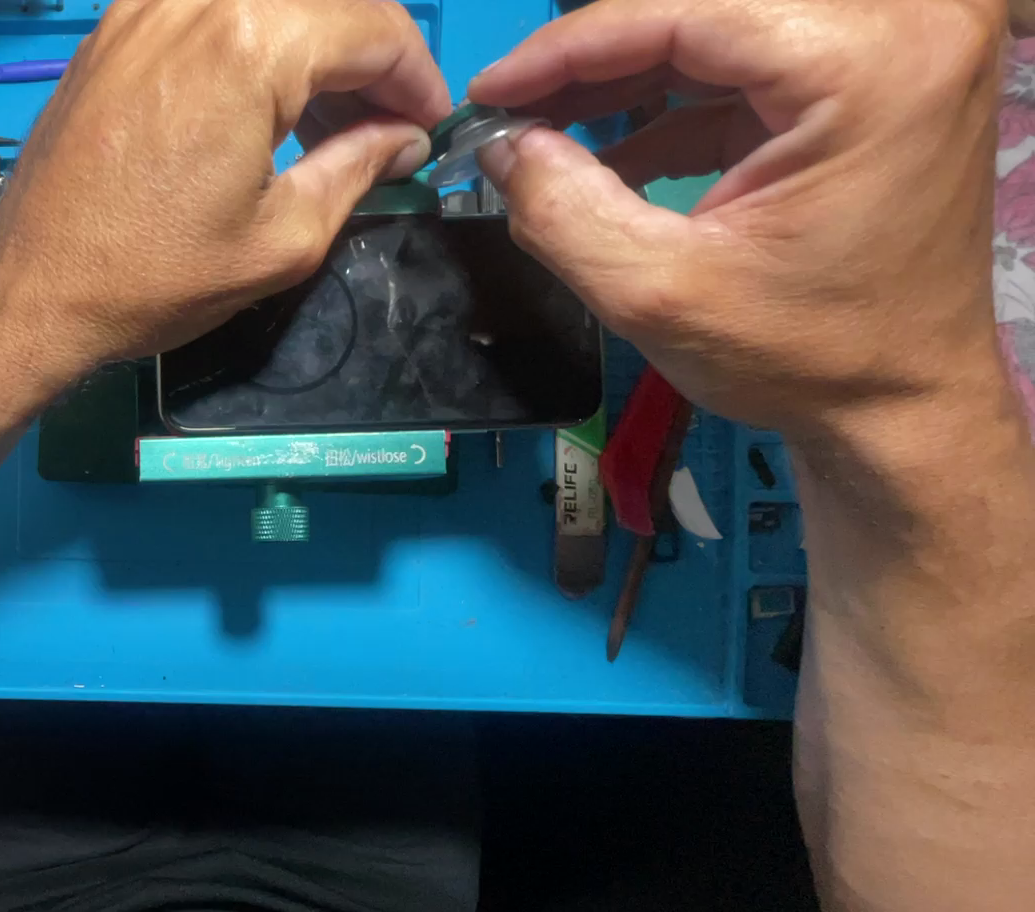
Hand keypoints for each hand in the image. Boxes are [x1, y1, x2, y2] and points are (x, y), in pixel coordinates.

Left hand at [0, 0, 451, 407]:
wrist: (34, 297)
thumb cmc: (154, 281)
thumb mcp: (277, 243)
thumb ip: (353, 171)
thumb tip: (402, 137)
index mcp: (249, 40)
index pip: (372, 23)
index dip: (415, 74)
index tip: (427, 124)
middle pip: (316, 0)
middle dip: (363, 56)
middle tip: (377, 125)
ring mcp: (139, 8)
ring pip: (256, 3)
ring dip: (302, 50)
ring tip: (316, 124)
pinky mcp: (106, 34)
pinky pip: (198, 15)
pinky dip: (242, 46)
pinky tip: (249, 103)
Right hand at [468, 0, 1007, 438]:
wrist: (889, 396)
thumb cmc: (787, 351)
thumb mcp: (650, 291)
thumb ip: (562, 212)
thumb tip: (499, 148)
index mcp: (870, 61)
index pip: (692, 11)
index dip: (571, 46)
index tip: (485, 92)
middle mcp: (903, 23)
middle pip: (707, 8)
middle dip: (592, 55)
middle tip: (504, 108)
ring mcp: (889, 48)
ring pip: (716, 30)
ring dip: (616, 77)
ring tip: (533, 125)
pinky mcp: (861, 85)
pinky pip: (736, 68)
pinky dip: (657, 104)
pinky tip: (596, 151)